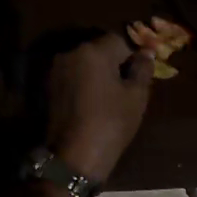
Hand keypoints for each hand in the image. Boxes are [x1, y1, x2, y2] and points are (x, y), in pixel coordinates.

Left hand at [45, 34, 153, 180]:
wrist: (75, 156)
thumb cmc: (111, 123)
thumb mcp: (136, 96)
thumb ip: (142, 69)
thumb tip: (146, 53)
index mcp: (93, 51)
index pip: (120, 40)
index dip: (134, 53)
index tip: (142, 72)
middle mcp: (71, 53)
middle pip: (100, 49)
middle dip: (115, 61)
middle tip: (128, 84)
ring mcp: (57, 70)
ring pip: (85, 62)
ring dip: (98, 71)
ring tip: (111, 95)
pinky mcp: (49, 86)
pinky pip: (74, 75)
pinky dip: (85, 82)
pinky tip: (94, 101)